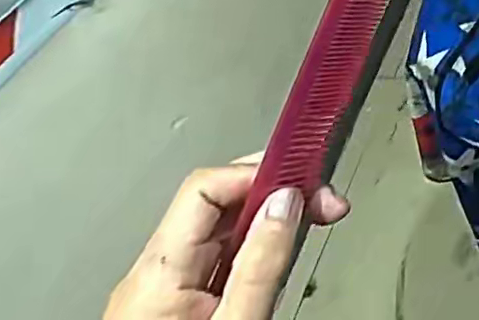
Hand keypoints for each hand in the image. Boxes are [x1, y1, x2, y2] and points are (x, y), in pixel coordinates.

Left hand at [104, 158, 349, 319]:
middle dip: (279, 191)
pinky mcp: (174, 305)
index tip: (307, 180)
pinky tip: (284, 250)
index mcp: (156, 276)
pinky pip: (221, 253)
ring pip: (224, 225)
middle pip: (219, 201)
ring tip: (316, 221)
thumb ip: (262, 261)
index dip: (259, 173)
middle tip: (326, 202)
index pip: (206, 187)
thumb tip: (287, 198)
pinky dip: (260, 241)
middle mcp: (152, 275)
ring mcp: (160, 291)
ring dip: (275, 214)